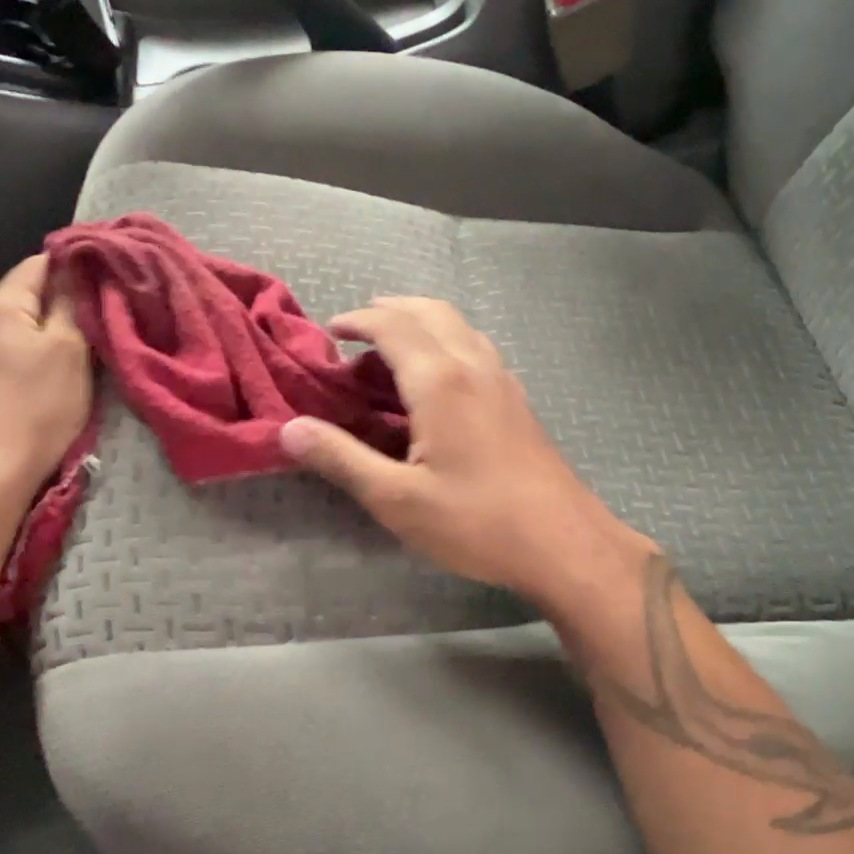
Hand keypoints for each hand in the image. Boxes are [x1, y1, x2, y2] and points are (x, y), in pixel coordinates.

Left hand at [0, 255, 92, 490]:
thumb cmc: (39, 405)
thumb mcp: (68, 348)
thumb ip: (72, 303)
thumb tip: (76, 268)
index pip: (40, 262)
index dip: (77, 264)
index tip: (111, 275)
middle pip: (32, 296)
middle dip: (68, 300)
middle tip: (108, 311)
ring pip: (27, 328)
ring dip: (57, 330)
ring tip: (92, 340)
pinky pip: (18, 354)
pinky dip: (42, 354)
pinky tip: (63, 369)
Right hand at [279, 297, 654, 608]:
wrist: (564, 544)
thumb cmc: (476, 522)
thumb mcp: (396, 499)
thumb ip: (341, 459)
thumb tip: (289, 429)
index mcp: (440, 381)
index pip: (393, 327)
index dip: (359, 321)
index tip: (330, 329)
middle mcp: (474, 366)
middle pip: (431, 313)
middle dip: (391, 309)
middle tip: (359, 327)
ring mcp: (503, 381)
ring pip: (460, 327)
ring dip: (422, 322)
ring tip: (394, 345)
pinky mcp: (519, 403)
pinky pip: (477, 349)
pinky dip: (448, 342)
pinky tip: (441, 377)